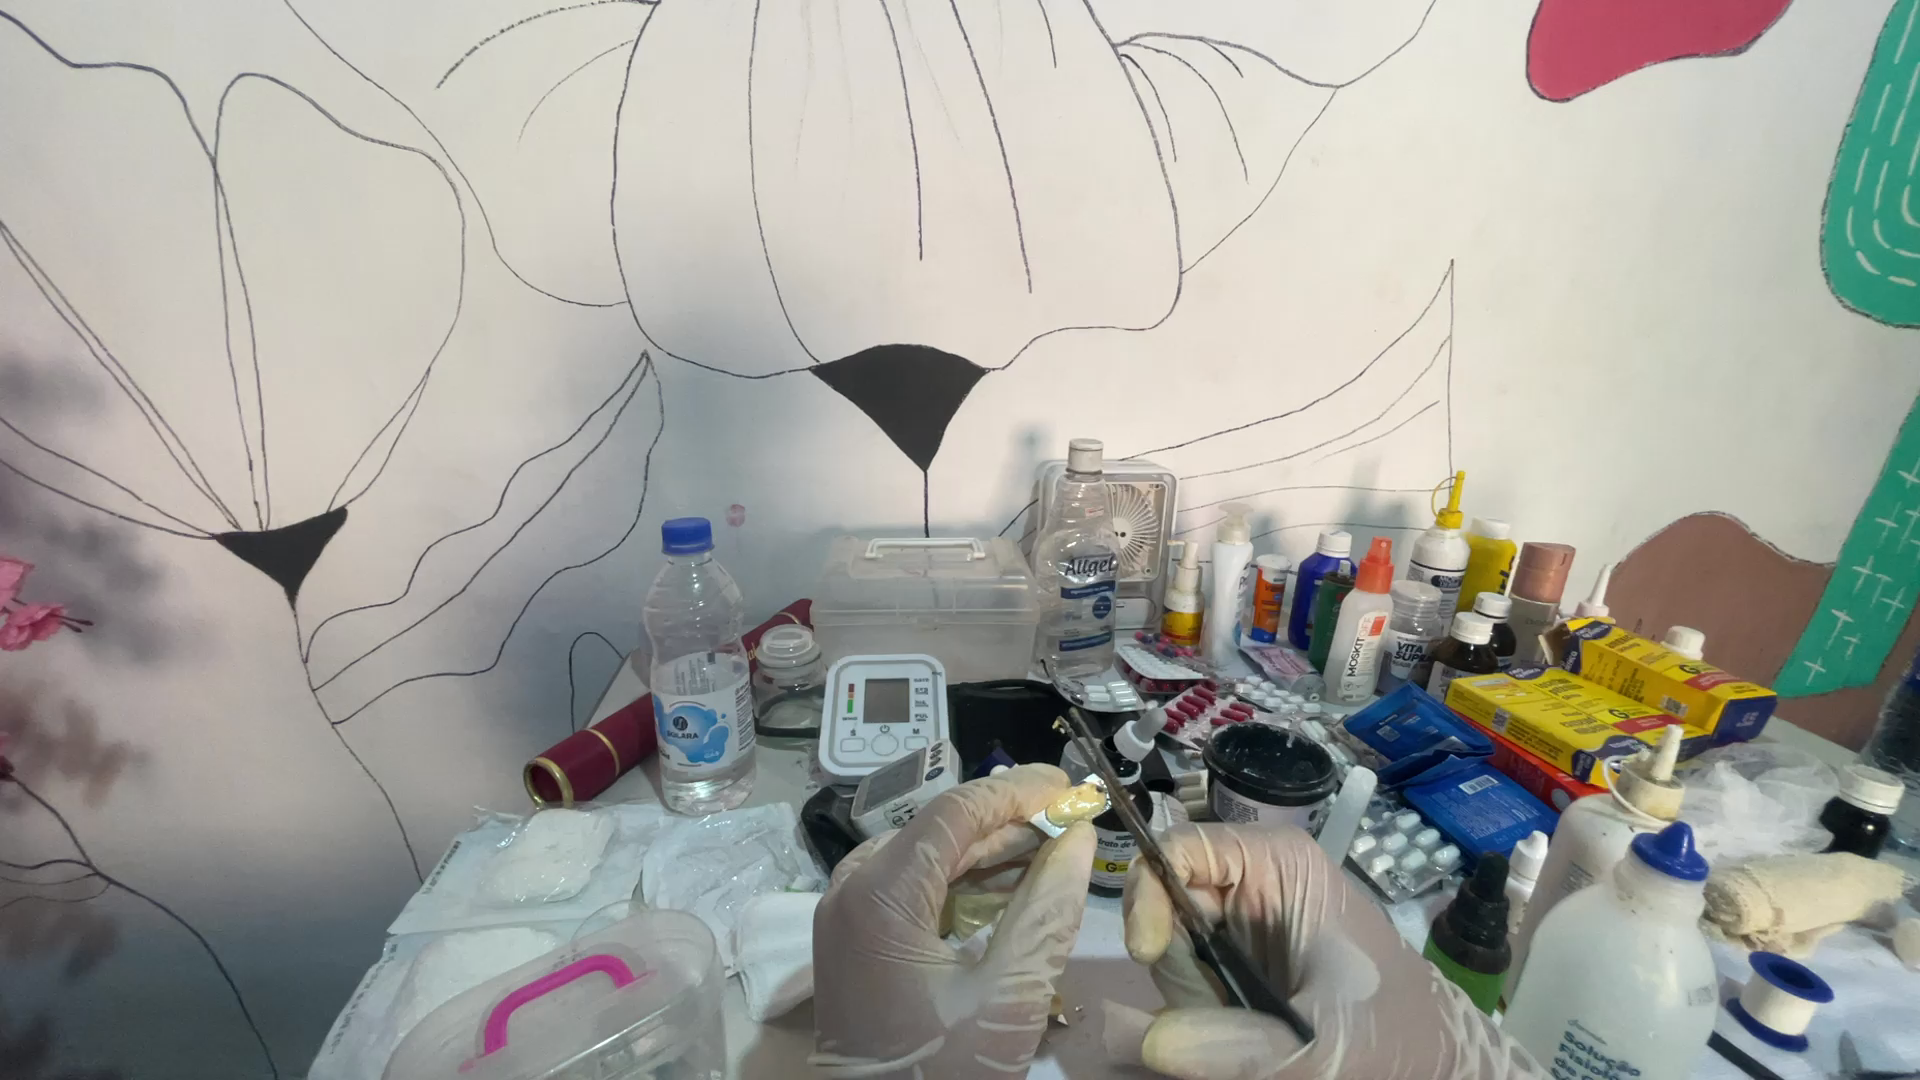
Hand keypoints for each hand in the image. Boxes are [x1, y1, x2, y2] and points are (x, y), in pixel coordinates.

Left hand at [811, 763, 1096, 1077]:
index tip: (1068, 787)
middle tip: (1070, 810)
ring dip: (992, 846)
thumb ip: (1048, 911)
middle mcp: (851, 885)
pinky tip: (1014, 876)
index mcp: (878, 894)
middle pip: (940, 828)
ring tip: (1054, 837)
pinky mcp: (856, 931)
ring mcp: (847, 908)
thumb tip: (1080, 838)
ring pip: (930, 852)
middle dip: (1009, 817)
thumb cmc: (942, 1079)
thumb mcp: (1008, 1000)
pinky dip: (966, 878)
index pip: (955, 811)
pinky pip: (916, 883)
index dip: (1017, 792)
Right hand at [1115, 824, 1539, 1079]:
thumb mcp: (1330, 1041)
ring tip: (1251, 1037)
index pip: (1179, 848)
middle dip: (1183, 968)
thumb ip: (1245, 1046)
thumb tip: (1154, 1044)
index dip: (1149, 890)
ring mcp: (1238, 920)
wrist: (1441, 1070)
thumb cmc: (1399, 1031)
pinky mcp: (1234, 960)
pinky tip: (1242, 1039)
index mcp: (1272, 860)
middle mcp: (1246, 879)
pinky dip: (1201, 1017)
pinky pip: (1190, 981)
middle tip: (1223, 1019)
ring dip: (1193, 1002)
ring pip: (1171, 949)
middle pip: (1165, 902)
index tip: (1145, 951)